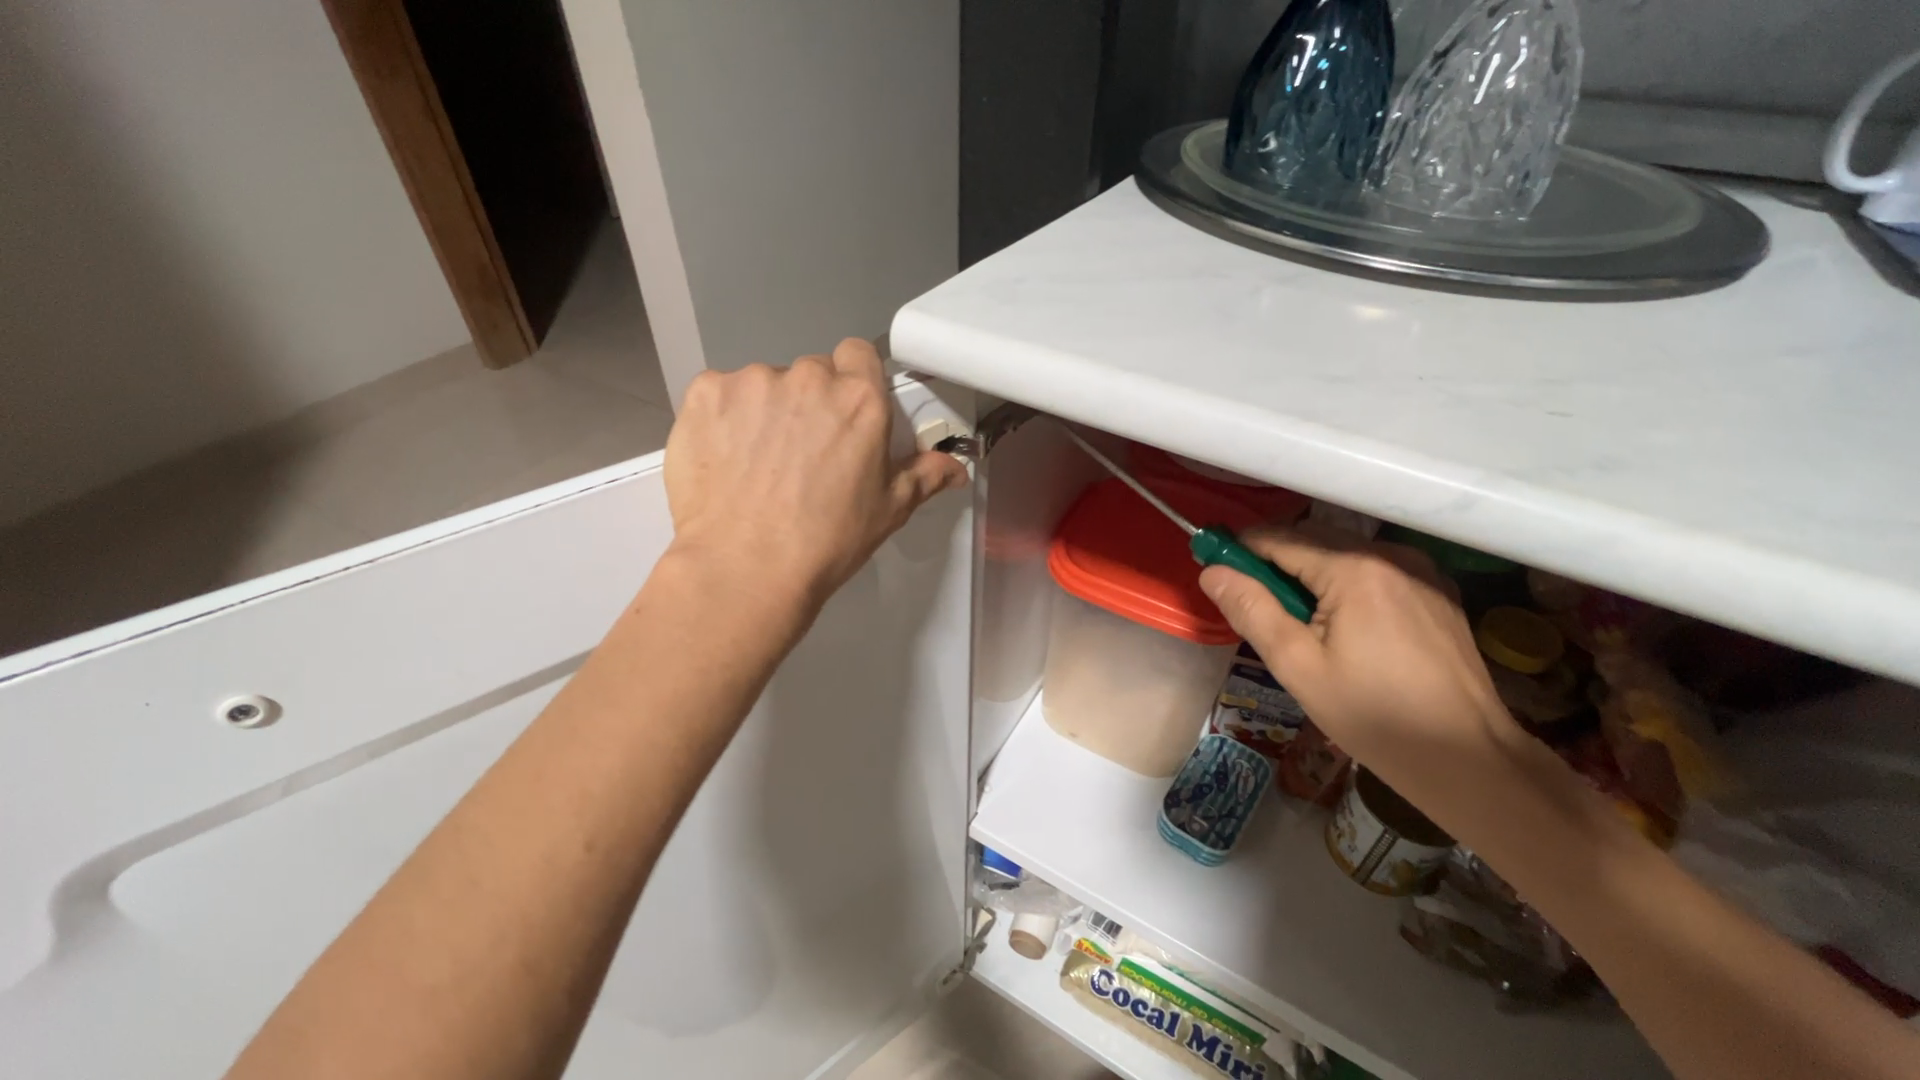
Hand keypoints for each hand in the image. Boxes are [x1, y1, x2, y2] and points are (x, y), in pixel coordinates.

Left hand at [663, 338, 967, 606]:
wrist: (745, 568)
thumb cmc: (826, 542)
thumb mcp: (887, 510)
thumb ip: (923, 476)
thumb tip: (955, 468)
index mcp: (860, 399)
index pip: (858, 355)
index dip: (851, 381)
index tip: (843, 414)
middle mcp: (808, 378)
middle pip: (811, 373)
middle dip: (808, 403)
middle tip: (801, 453)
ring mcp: (751, 382)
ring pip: (763, 385)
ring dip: (764, 412)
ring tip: (757, 464)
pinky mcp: (704, 395)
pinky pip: (719, 395)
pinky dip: (723, 419)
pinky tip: (723, 459)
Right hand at [1199, 525, 1516, 776]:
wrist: (1465, 755)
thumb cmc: (1373, 715)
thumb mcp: (1298, 667)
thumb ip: (1252, 610)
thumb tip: (1212, 571)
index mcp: (1354, 570)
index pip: (1280, 540)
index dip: (1240, 550)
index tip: (1212, 564)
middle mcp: (1392, 556)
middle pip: (1314, 542)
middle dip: (1276, 563)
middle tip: (1250, 601)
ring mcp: (1422, 573)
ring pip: (1347, 556)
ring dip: (1312, 575)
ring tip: (1297, 622)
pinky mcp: (1438, 594)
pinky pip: (1377, 573)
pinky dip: (1348, 586)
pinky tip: (1343, 628)